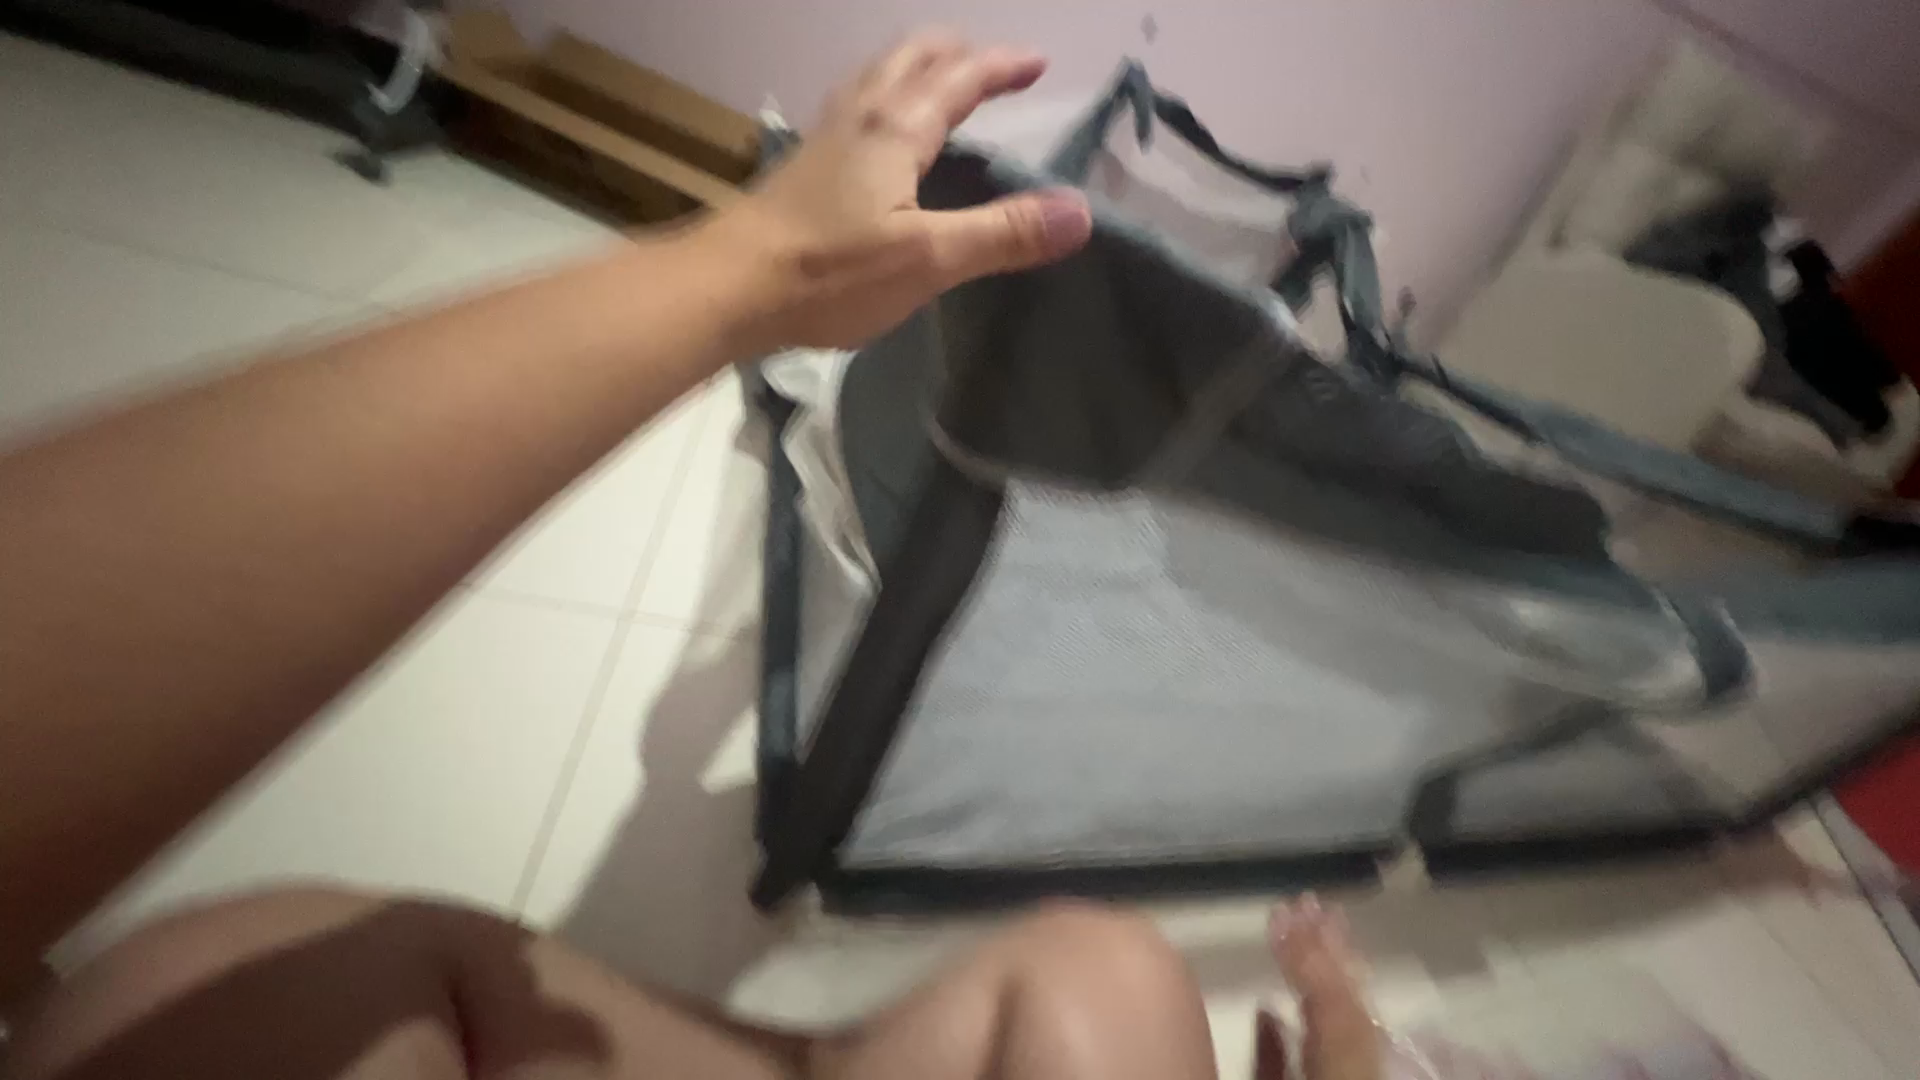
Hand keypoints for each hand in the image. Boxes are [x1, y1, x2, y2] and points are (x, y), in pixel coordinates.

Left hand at [710, 31, 1092, 350]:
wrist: (732, 287)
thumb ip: (1001, 235)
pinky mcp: (802, 170)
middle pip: (910, 60)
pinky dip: (881, 104)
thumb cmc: (832, 273)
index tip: (1036, 63)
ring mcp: (824, 140)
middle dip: (955, 55)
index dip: (1000, 67)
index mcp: (895, 127)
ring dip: (913, 72)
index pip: (958, 78)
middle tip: (987, 67)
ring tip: (936, 89)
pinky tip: (875, 141)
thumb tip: (1080, 212)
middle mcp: (858, 117)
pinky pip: (852, 113)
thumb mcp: (928, 259)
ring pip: (875, 81)